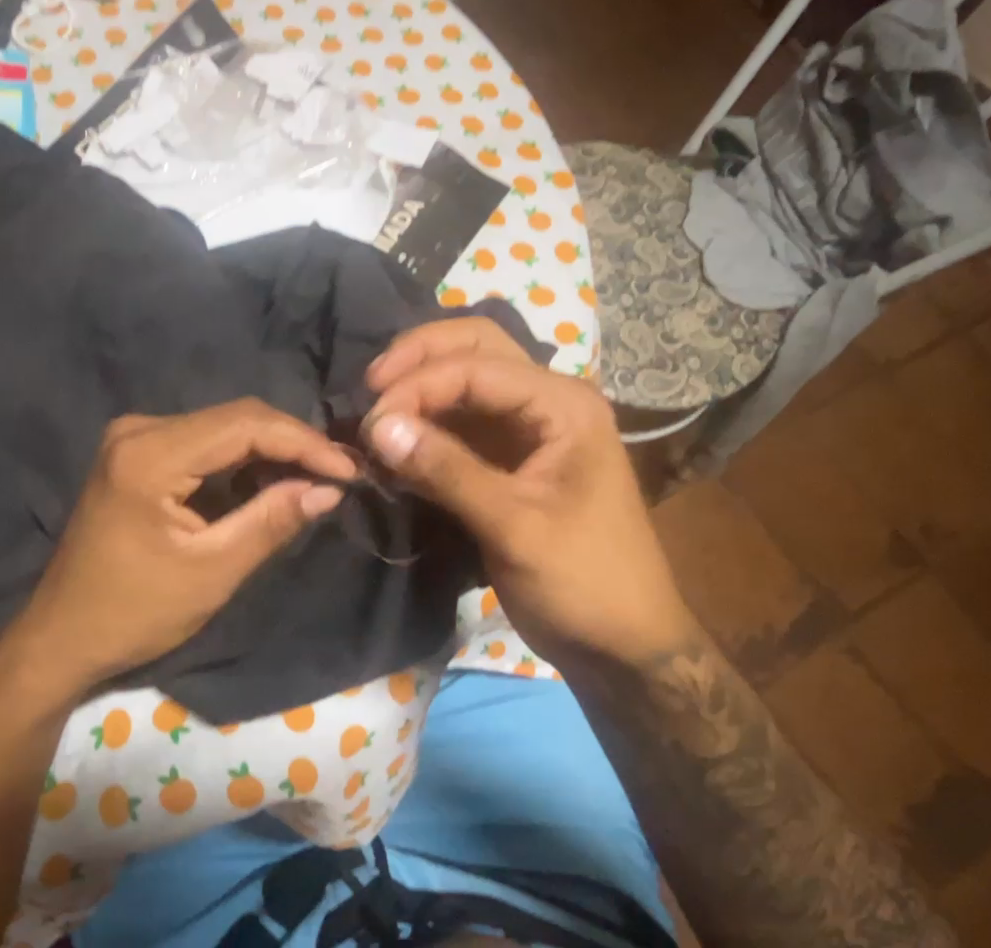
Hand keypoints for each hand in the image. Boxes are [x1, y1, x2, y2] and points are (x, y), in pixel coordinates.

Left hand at [9, 398, 354, 693]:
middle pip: (234, 418)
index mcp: (149, 455)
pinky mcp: (135, 454)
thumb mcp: (211, 572)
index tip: (349, 470)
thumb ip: (270, 521)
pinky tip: (275, 480)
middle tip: (341, 473)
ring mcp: (133, 439)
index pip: (244, 425)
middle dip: (292, 443)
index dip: (303, 443)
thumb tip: (330, 489)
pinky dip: (241, 460)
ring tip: (319, 477)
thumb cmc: (134, 612)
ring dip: (270, 450)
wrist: (62, 636)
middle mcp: (138, 430)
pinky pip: (202, 444)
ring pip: (221, 427)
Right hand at [362, 319, 698, 666]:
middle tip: (369, 390)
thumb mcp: (514, 525)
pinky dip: (426, 425)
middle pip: (476, 347)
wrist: (621, 643)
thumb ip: (447, 470)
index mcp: (563, 404)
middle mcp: (547, 401)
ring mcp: (529, 429)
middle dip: (419, 360)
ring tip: (375, 417)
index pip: (477, 366)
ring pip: (465, 380)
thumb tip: (378, 425)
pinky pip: (461, 424)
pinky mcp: (510, 460)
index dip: (418, 384)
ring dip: (419, 388)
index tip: (371, 425)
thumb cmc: (583, 580)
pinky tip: (394, 446)